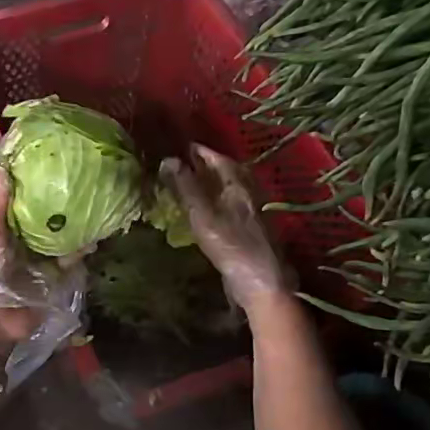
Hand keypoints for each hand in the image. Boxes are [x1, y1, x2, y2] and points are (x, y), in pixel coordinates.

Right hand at [162, 144, 293, 314]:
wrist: (261, 283)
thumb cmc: (231, 246)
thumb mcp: (202, 215)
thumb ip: (185, 187)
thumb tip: (168, 159)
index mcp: (238, 185)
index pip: (219, 159)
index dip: (202, 151)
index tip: (184, 145)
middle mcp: (248, 194)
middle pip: (228, 171)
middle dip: (208, 164)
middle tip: (188, 160)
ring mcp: (251, 212)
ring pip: (231, 188)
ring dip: (214, 181)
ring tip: (195, 179)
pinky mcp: (249, 230)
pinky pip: (231, 203)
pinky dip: (217, 198)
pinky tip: (209, 207)